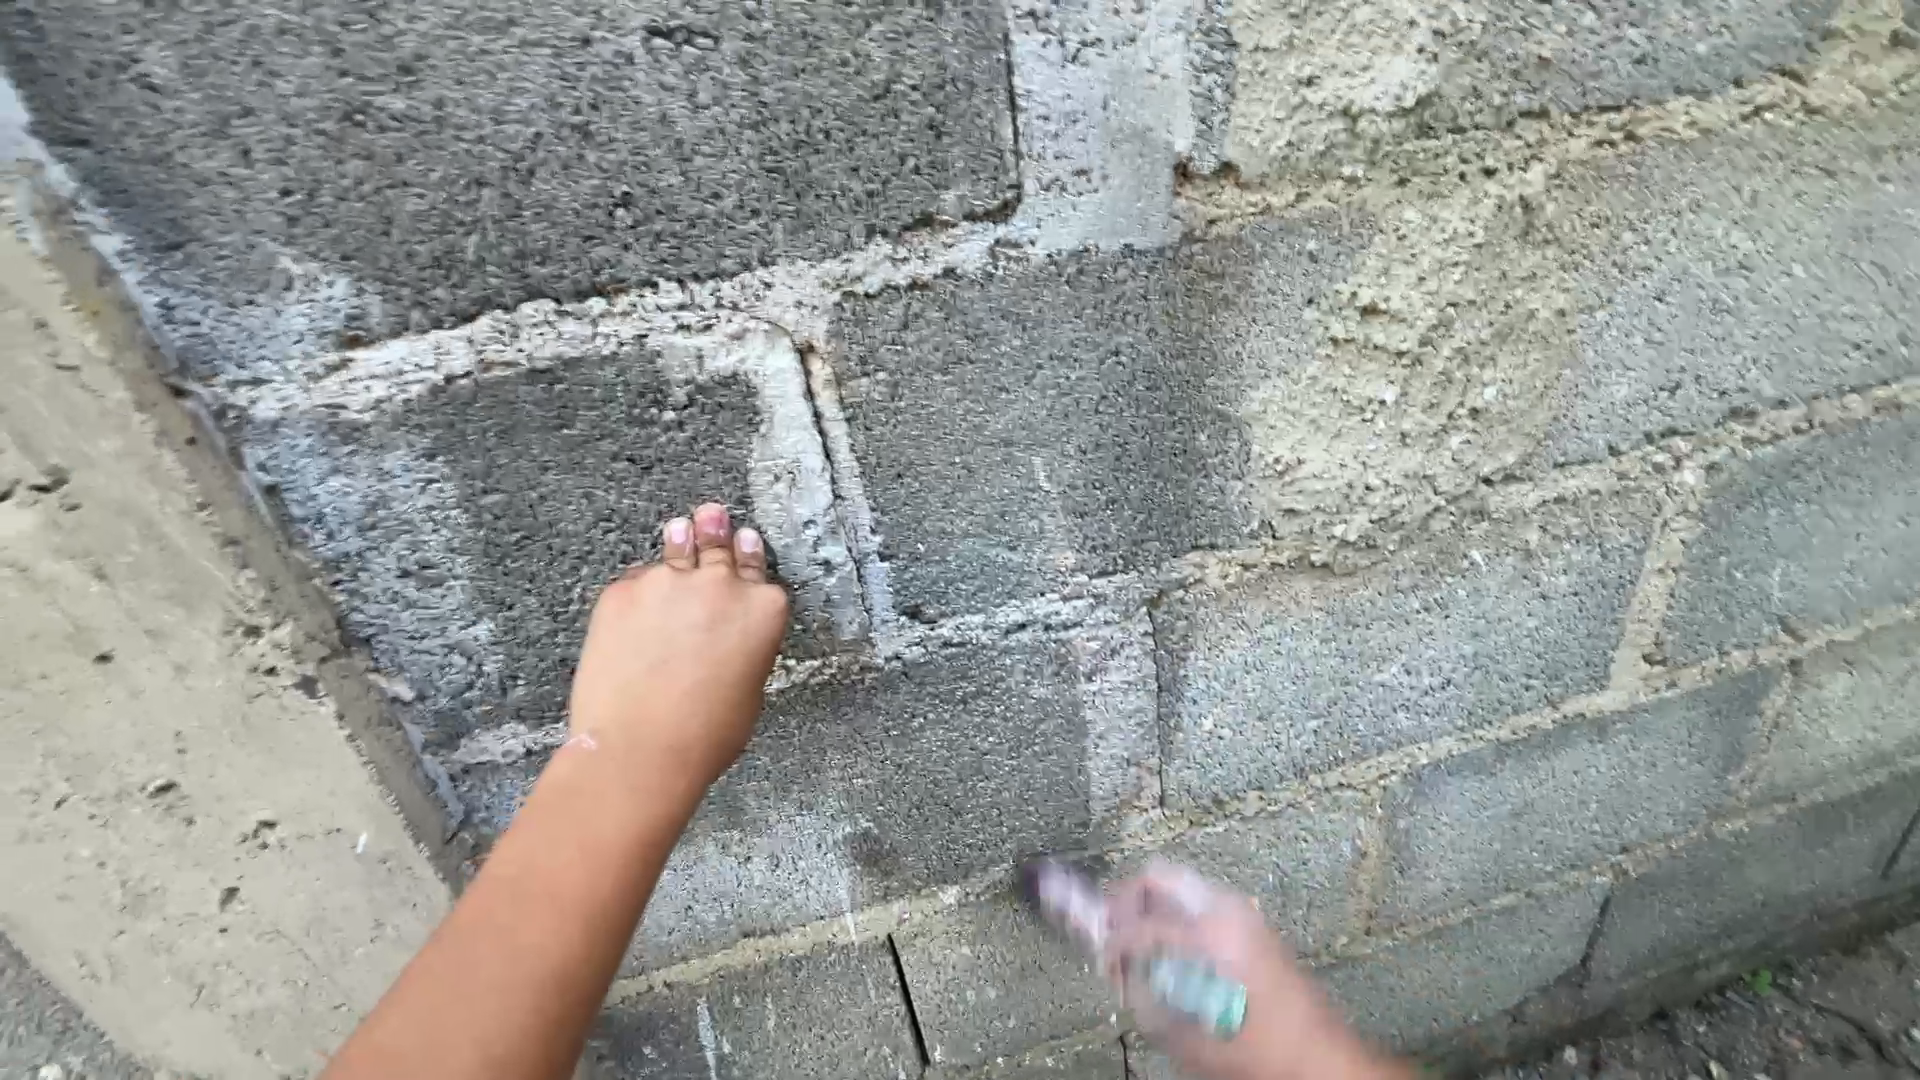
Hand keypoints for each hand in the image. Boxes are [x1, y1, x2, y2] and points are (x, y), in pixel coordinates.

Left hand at [566, 502, 789, 798]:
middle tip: (714, 514)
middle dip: (719, 530)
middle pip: (722, 547)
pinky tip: (639, 604)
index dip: (750, 556)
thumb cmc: (706, 733)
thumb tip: (727, 638)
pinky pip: (637, 578)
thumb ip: (745, 644)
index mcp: (764, 610)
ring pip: (678, 546)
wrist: (642, 748)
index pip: (759, 570)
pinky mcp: (625, 590)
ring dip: (682, 536)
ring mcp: (671, 582)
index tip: (746, 541)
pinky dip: (641, 588)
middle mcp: (722, 585)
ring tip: (681, 526)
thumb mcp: (749, 686)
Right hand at [1105, 862, 1408, 1079]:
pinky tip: (1167, 951)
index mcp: (1212, 935)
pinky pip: (1195, 901)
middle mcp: (1224, 909)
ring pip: (1176, 884)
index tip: (1105, 964)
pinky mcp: (1247, 922)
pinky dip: (1171, 914)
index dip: (1114, 942)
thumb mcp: (1204, 1045)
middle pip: (1156, 878)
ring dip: (1147, 906)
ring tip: (1136, 944)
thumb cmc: (1268, 1053)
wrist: (1329, 1060)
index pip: (1144, 924)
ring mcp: (1239, 910)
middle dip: (1125, 902)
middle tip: (1111, 934)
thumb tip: (1125, 985)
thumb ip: (1156, 1013)